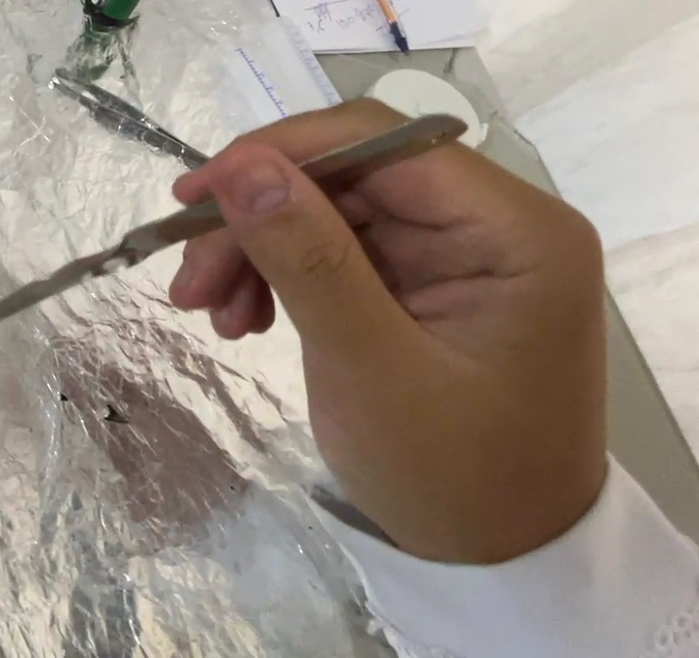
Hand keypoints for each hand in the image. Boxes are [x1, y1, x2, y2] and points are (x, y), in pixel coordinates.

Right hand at [168, 100, 607, 564]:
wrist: (494, 556)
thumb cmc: (452, 474)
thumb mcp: (368, 365)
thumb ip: (306, 257)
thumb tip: (240, 166)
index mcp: (510, 229)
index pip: (375, 141)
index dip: (275, 153)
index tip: (192, 197)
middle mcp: (480, 220)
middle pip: (335, 175)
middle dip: (251, 220)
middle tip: (189, 279)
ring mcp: (442, 247)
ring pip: (313, 207)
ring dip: (248, 249)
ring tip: (208, 310)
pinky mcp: (406, 273)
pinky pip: (316, 244)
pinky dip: (266, 272)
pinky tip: (241, 317)